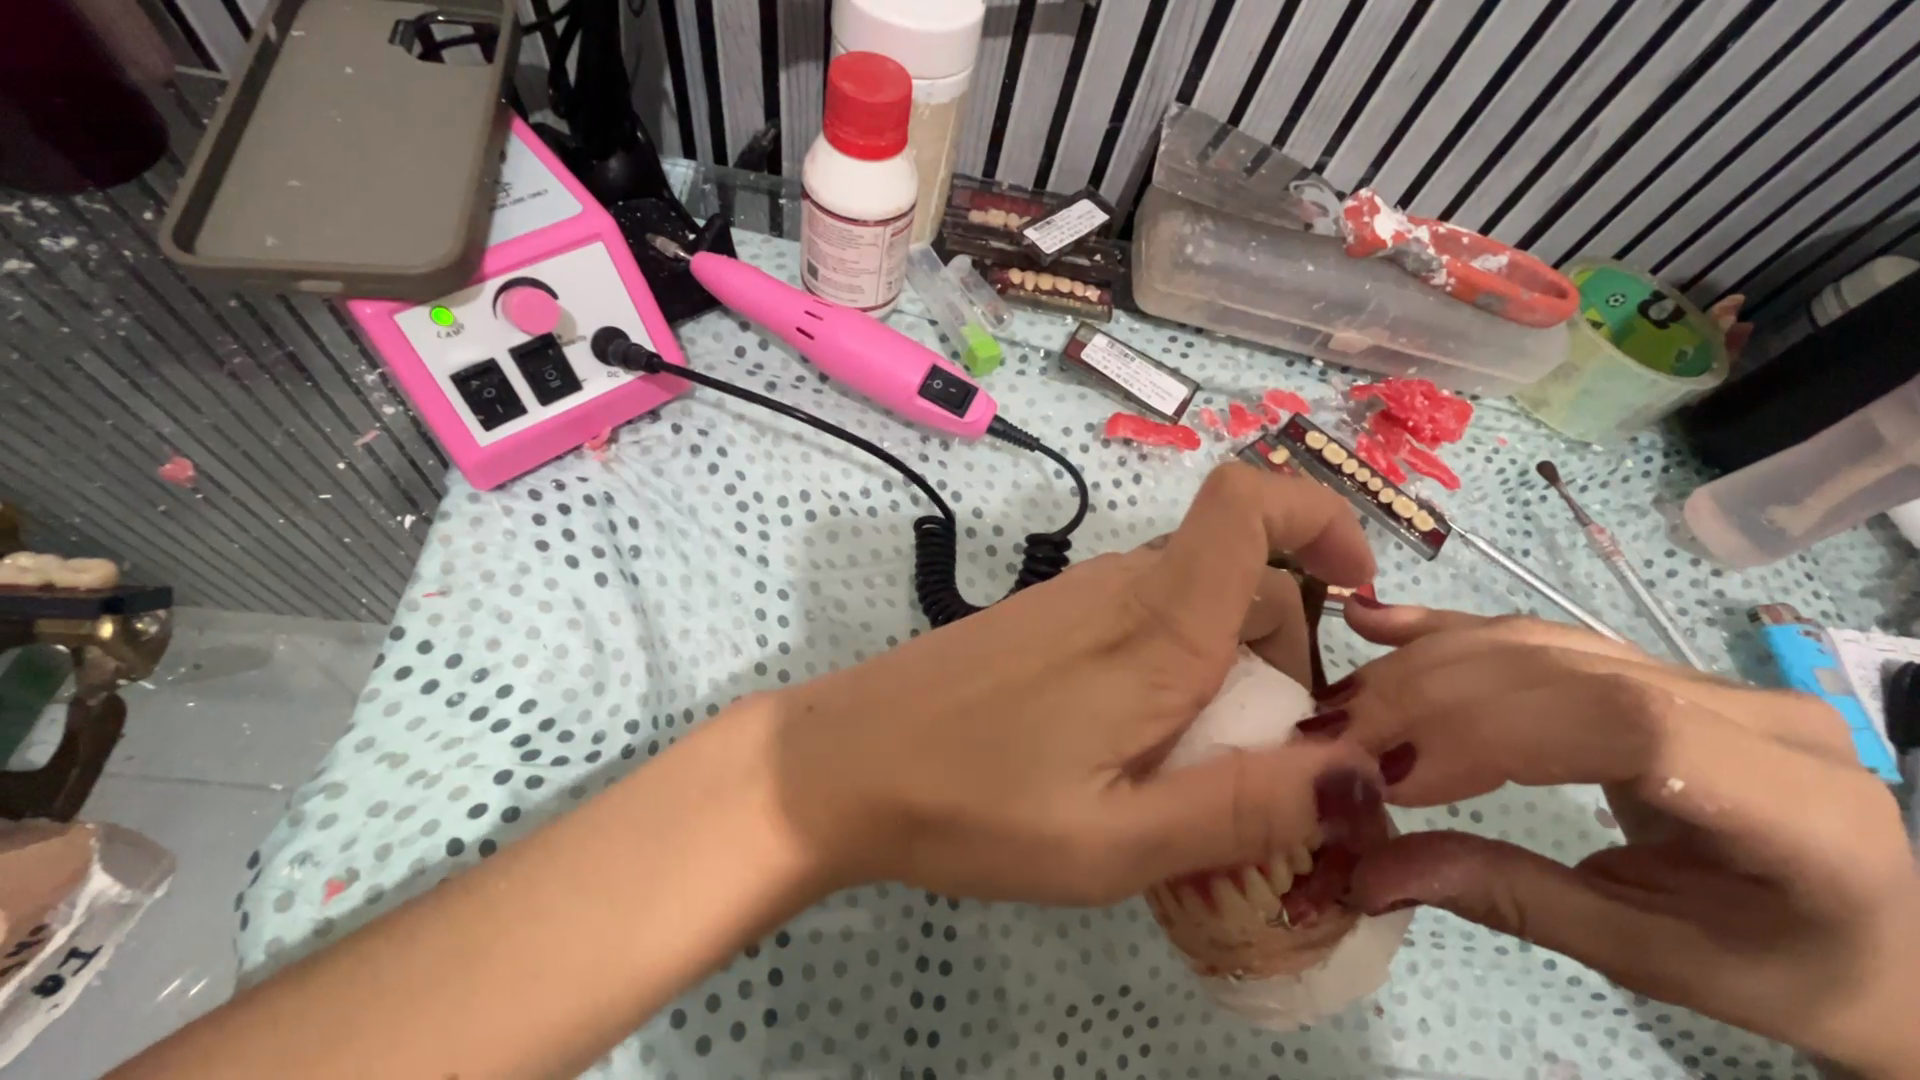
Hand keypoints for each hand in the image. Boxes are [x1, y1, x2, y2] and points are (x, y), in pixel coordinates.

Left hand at [765, 464, 1384, 906]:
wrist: (836, 768)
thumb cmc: (972, 806)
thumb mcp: (1118, 841)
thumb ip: (1243, 806)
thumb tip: (1363, 769)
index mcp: (1158, 626)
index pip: (1251, 499)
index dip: (1322, 515)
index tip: (1356, 594)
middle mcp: (1122, 588)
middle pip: (1242, 570)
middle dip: (1290, 645)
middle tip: (1269, 754)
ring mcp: (1074, 600)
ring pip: (1193, 600)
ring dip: (1229, 668)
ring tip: (1193, 768)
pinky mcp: (1042, 622)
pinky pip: (1139, 622)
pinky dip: (1173, 670)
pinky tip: (1130, 750)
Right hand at [1328, 606, 1919, 1076]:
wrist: (1876, 941)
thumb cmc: (1781, 970)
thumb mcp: (1652, 959)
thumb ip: (1510, 898)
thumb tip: (1366, 870)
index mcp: (1797, 804)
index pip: (1628, 728)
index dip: (1491, 735)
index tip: (1391, 779)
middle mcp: (1758, 712)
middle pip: (1565, 673)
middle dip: (1432, 700)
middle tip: (1333, 740)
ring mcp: (1706, 676)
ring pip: (1539, 643)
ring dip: (1425, 667)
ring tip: (1341, 703)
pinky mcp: (1655, 666)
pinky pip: (1540, 638)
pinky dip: (1448, 633)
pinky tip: (1379, 621)